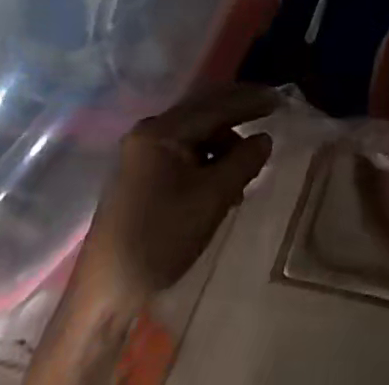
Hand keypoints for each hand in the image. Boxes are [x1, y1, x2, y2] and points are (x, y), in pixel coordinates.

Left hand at [74, 84, 279, 309]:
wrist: (108, 287)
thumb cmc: (161, 237)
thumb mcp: (211, 198)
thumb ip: (242, 162)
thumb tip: (264, 139)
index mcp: (162, 131)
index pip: (214, 105)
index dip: (249, 101)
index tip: (279, 100)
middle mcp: (149, 131)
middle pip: (202, 113)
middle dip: (237, 116)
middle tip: (270, 115)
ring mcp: (142, 152)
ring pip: (194, 135)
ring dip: (223, 145)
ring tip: (245, 173)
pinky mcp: (141, 173)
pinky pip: (183, 152)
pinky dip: (207, 160)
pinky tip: (222, 183)